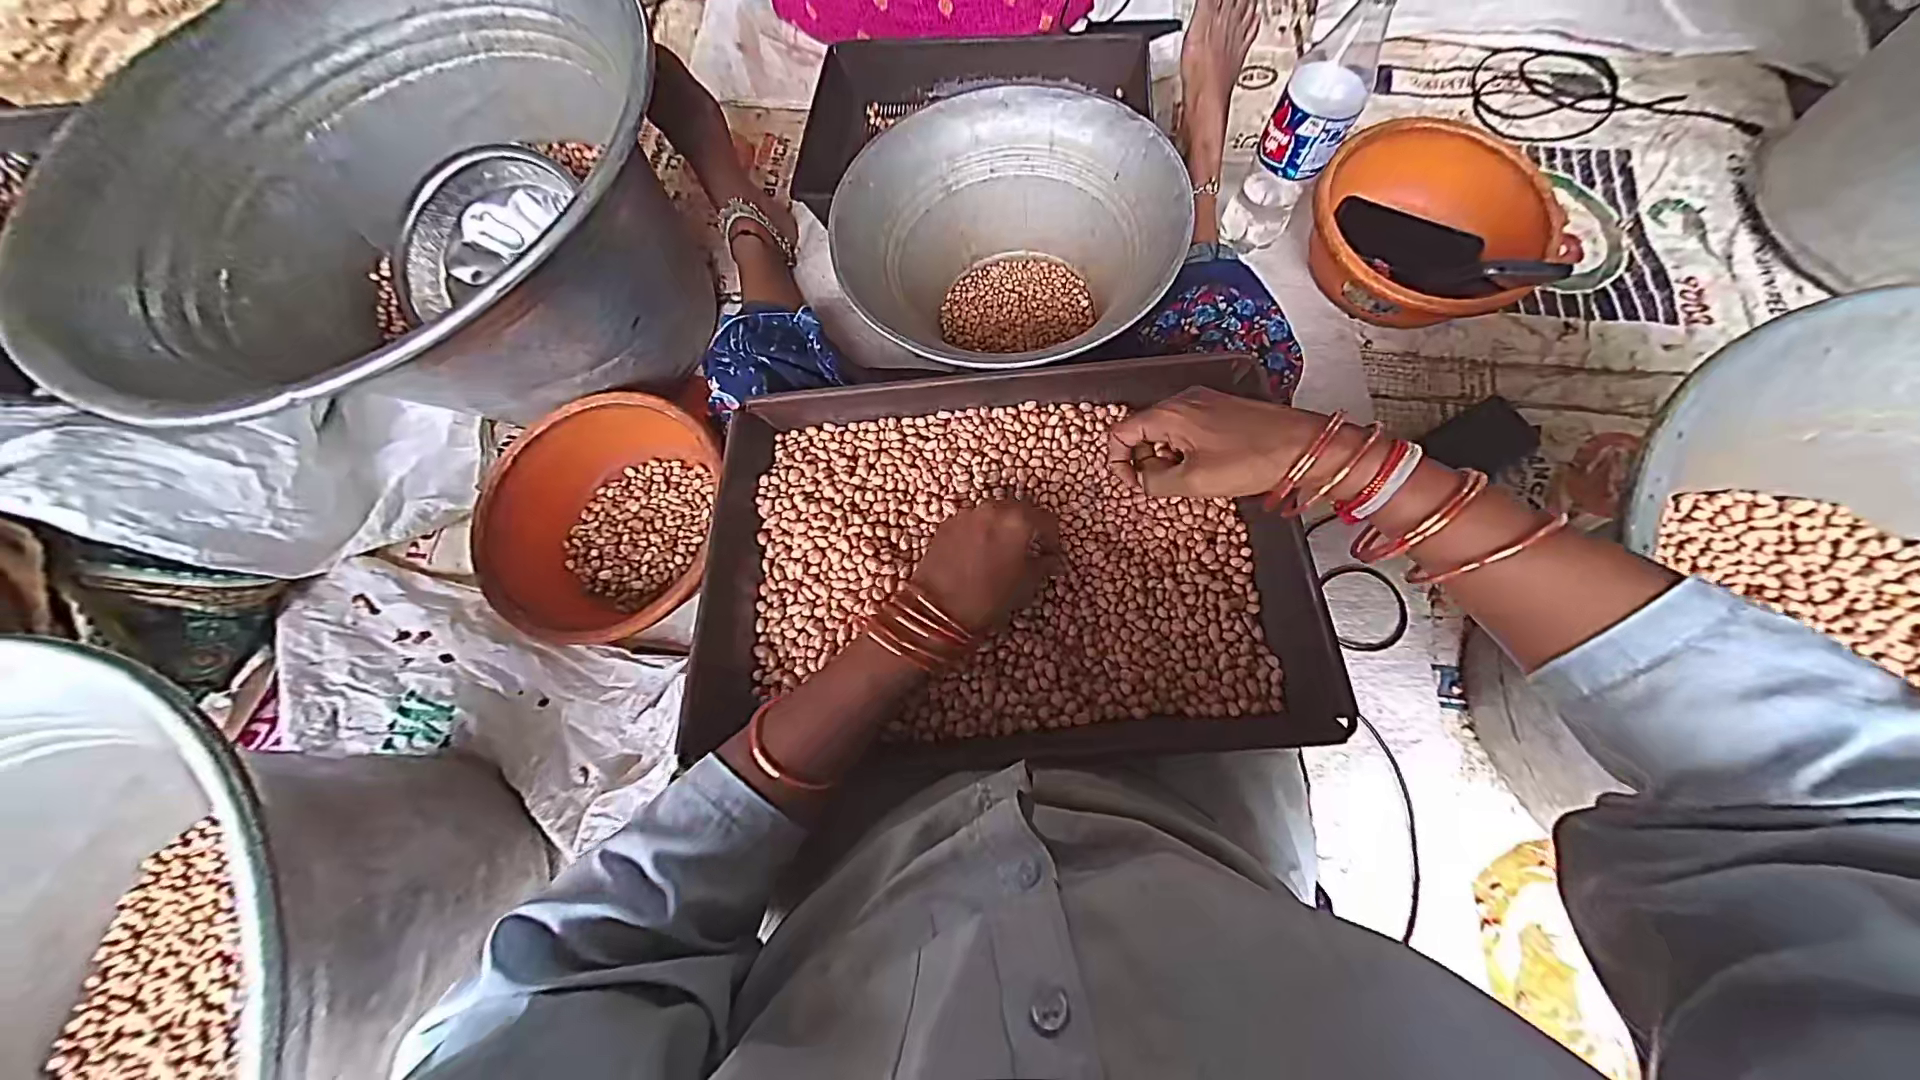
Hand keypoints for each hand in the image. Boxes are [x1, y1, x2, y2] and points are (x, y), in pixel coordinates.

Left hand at [911, 500, 1061, 634]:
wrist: (939, 608)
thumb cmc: (989, 598)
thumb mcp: (1025, 585)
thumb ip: (1042, 565)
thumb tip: (1051, 559)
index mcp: (1018, 521)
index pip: (1046, 519)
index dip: (1052, 537)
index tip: (1051, 552)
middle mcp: (993, 510)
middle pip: (1019, 510)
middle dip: (1027, 526)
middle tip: (1029, 548)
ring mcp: (967, 514)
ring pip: (994, 513)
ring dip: (1002, 526)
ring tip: (1002, 550)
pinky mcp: (948, 524)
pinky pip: (972, 521)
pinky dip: (980, 531)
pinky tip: (978, 552)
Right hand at [1107, 387, 1326, 497]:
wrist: (1305, 447)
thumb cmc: (1254, 460)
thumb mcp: (1194, 482)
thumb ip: (1154, 481)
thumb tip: (1141, 479)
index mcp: (1170, 414)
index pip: (1120, 433)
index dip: (1119, 462)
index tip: (1134, 484)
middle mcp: (1182, 401)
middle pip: (1141, 432)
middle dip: (1146, 462)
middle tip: (1165, 484)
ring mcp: (1203, 403)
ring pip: (1164, 433)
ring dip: (1167, 459)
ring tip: (1192, 477)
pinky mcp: (1219, 411)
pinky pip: (1186, 431)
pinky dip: (1185, 452)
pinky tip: (1206, 467)